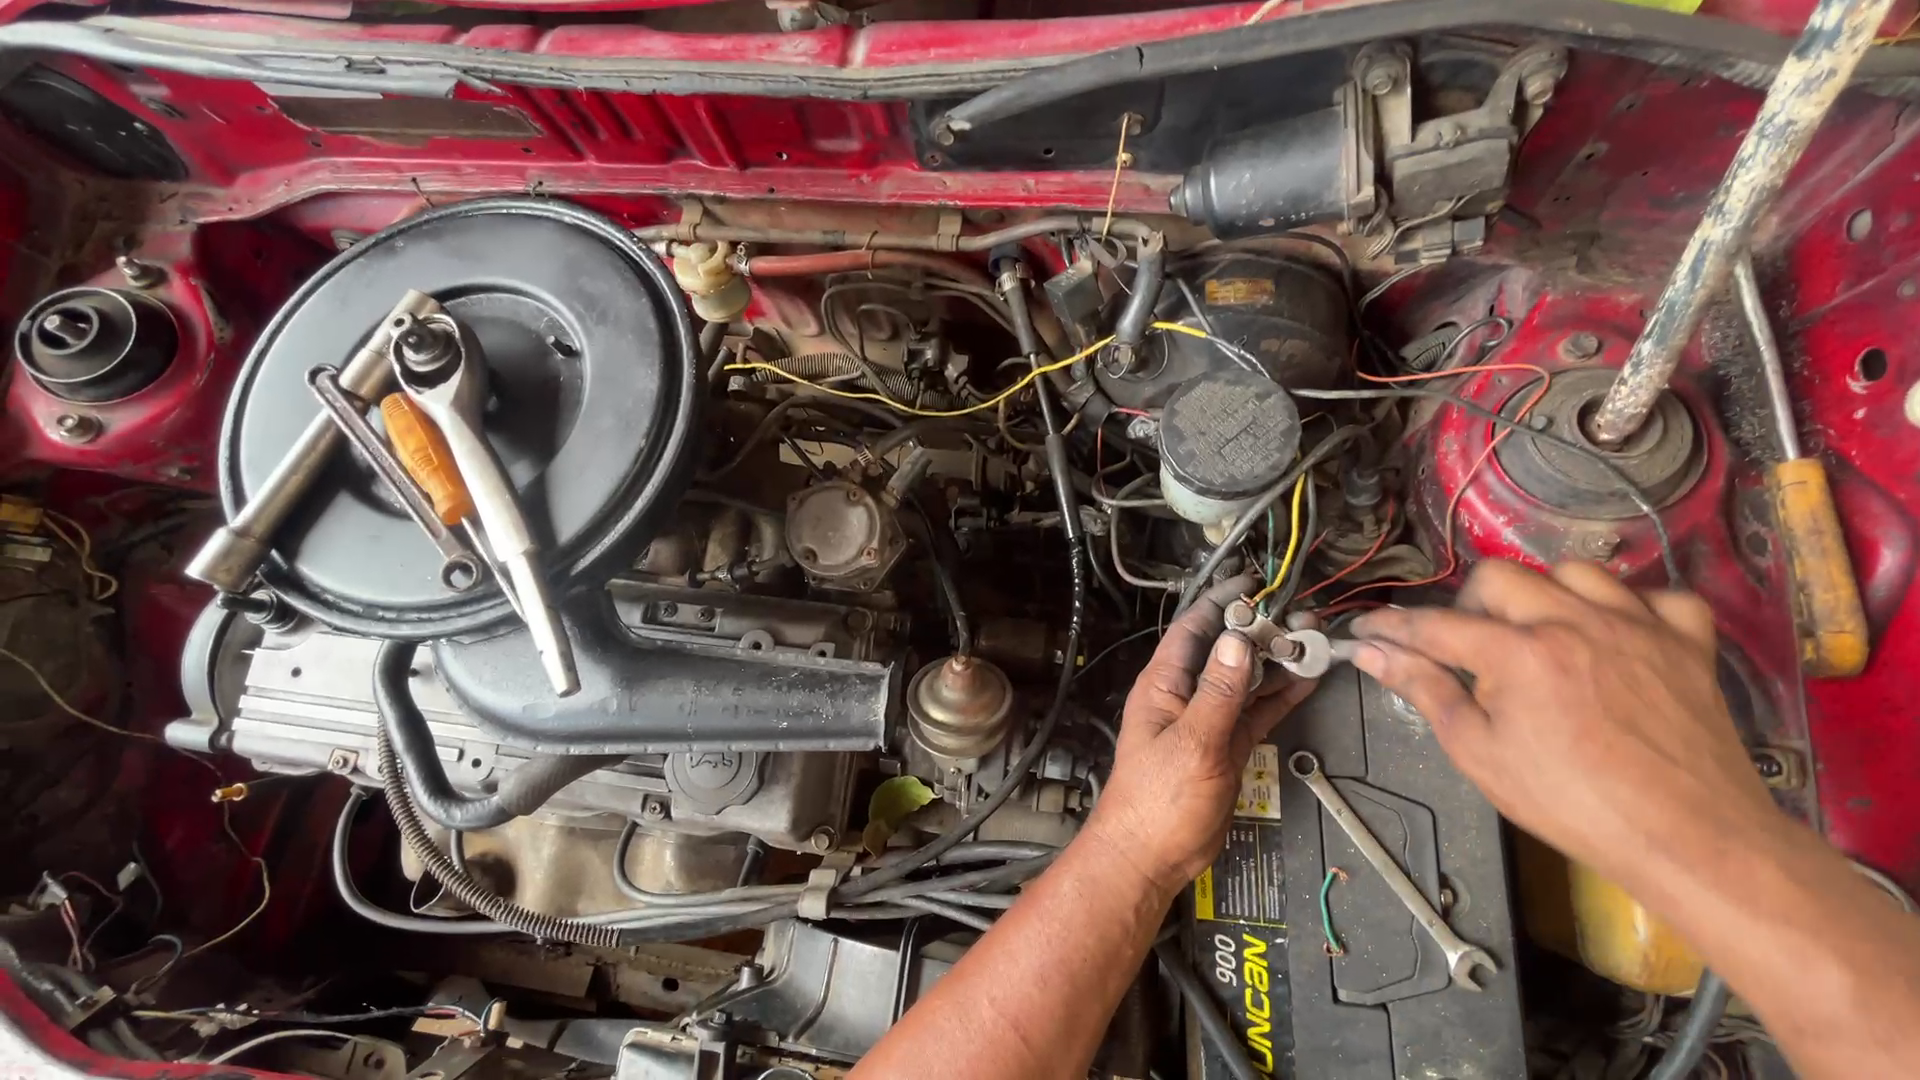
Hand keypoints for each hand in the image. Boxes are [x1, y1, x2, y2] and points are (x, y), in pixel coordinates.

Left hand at [1084, 577, 1317, 898]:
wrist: (1153, 855)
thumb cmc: (1160, 797)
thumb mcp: (1193, 741)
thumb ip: (1220, 693)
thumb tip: (1239, 640)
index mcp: (1165, 683)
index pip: (1194, 628)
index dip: (1222, 602)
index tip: (1256, 582)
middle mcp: (1187, 693)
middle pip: (1227, 650)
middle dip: (1261, 630)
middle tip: (1303, 612)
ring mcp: (1210, 718)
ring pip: (1247, 679)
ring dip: (1277, 661)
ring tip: (1315, 638)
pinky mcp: (1228, 744)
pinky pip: (1257, 710)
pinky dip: (1281, 695)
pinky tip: (1309, 678)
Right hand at [1347, 560, 1782, 889]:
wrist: (1690, 840)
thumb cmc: (1569, 802)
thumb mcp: (1477, 751)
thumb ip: (1424, 689)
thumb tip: (1371, 652)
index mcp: (1517, 653)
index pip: (1433, 624)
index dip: (1391, 625)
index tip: (1366, 629)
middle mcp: (1574, 622)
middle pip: (1498, 575)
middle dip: (1469, 605)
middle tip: (1471, 648)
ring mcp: (1637, 626)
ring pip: (1573, 571)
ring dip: (1543, 595)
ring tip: (1540, 634)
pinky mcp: (1688, 643)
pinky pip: (1657, 595)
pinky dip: (1632, 606)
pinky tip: (1615, 635)